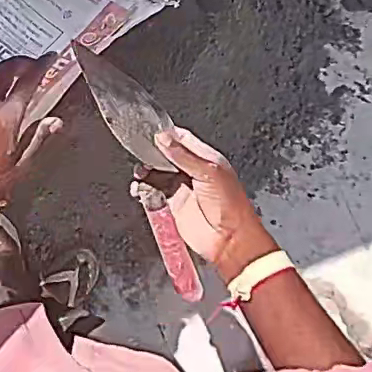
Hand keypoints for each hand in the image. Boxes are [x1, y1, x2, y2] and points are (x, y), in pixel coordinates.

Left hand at [0, 55, 63, 222]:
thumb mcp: (21, 165)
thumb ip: (39, 138)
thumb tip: (55, 121)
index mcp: (6, 117)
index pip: (27, 82)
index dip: (41, 66)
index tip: (49, 59)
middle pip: (6, 70)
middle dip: (22, 62)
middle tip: (33, 62)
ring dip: (4, 66)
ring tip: (15, 68)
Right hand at [154, 128, 277, 278]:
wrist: (230, 240)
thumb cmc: (230, 205)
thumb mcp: (209, 172)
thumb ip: (184, 155)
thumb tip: (163, 138)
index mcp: (205, 158)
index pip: (181, 138)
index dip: (167, 134)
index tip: (151, 131)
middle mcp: (192, 170)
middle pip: (166, 154)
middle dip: (153, 152)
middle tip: (143, 152)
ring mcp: (181, 187)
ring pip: (157, 171)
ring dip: (146, 169)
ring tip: (141, 172)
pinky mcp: (172, 203)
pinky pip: (153, 191)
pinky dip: (143, 188)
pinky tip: (140, 187)